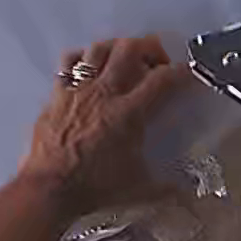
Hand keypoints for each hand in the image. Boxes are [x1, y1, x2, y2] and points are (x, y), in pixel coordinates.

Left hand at [20, 35, 185, 218]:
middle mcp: (103, 94)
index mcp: (128, 114)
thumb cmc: (94, 188)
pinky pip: (67, 64)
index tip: (191, 74)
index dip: (183, 72)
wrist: (49, 189)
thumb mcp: (138, 189)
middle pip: (129, 50)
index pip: (163, 80)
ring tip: (124, 57)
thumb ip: (167, 187)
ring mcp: (77, 92)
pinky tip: (87, 66)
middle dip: (150, 48)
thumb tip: (187, 192)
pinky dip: (81, 58)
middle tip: (157, 61)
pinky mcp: (56, 96)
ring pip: (97, 49)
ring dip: (116, 47)